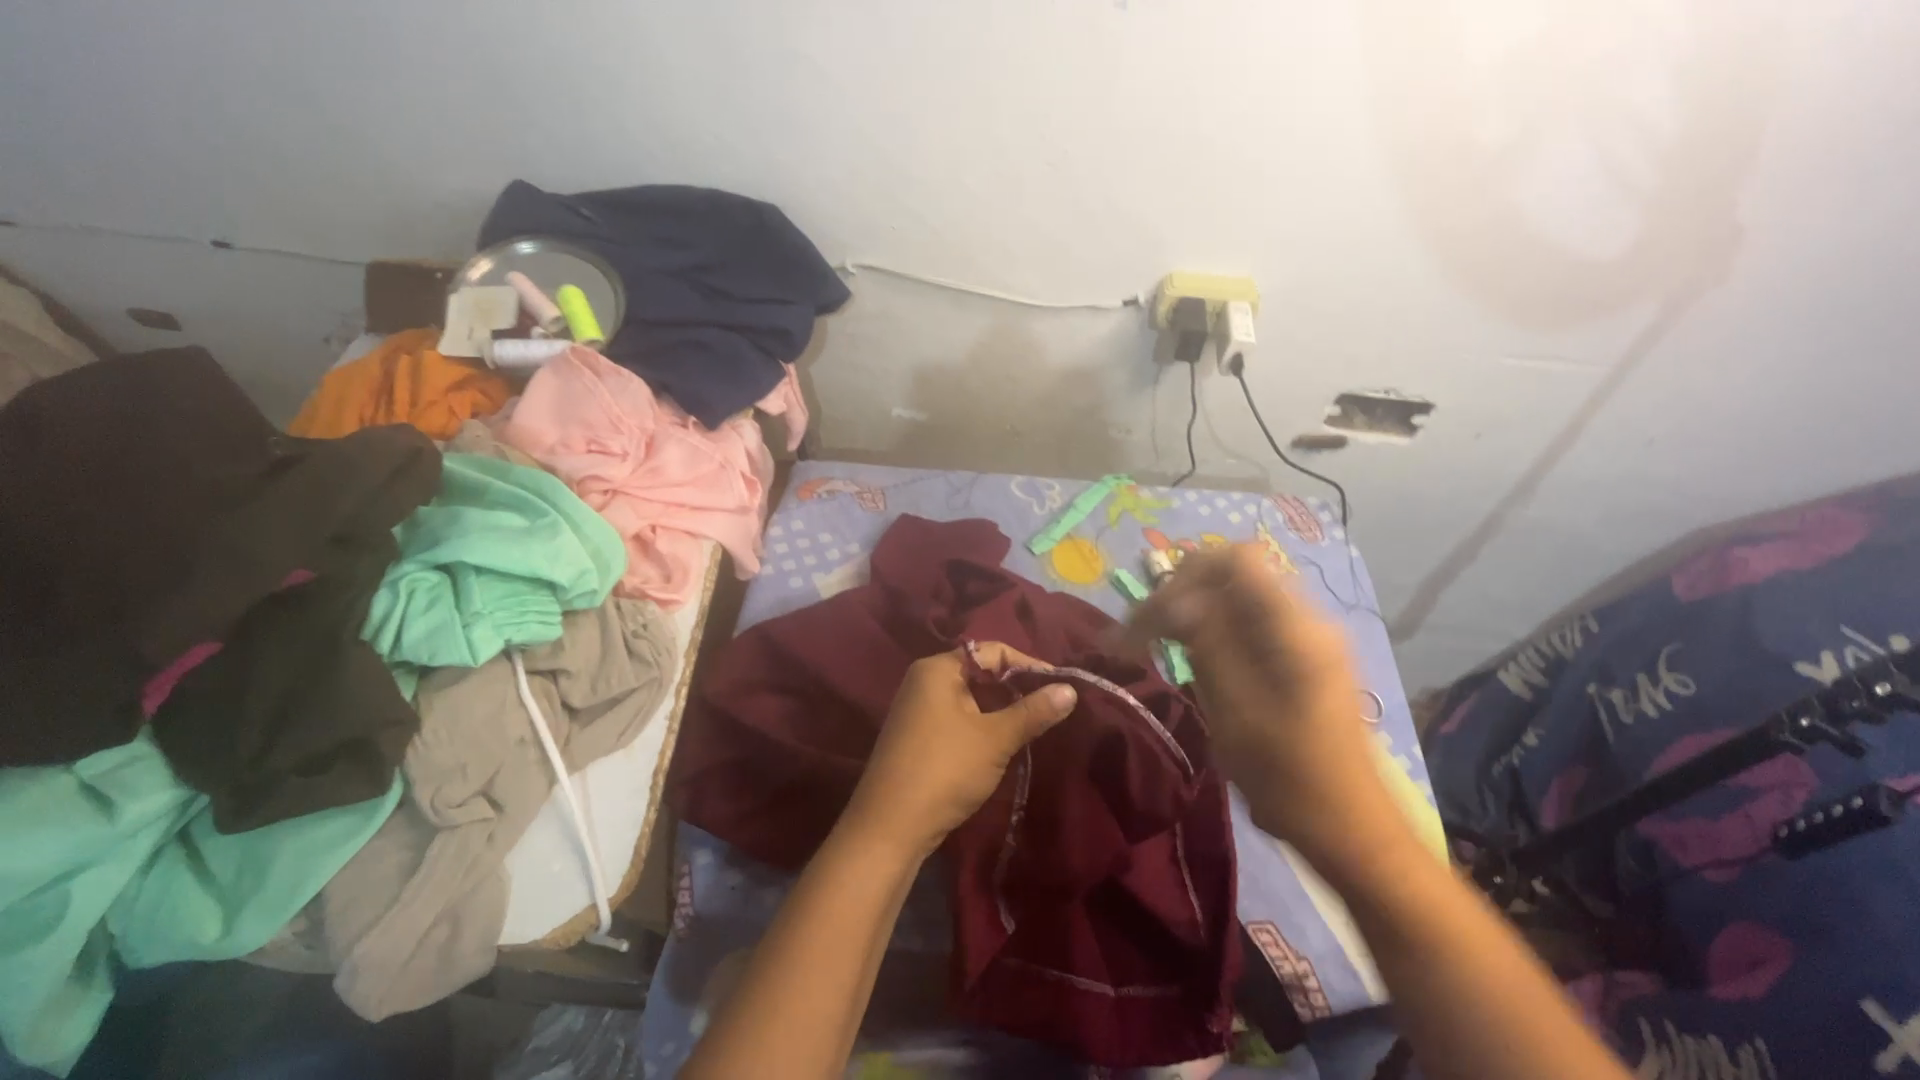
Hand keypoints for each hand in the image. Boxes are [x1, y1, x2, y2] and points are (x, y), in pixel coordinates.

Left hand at [841, 643, 1077, 859]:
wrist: (891, 827)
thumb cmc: (945, 770)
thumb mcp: (995, 739)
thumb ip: (1033, 712)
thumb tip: (1071, 689)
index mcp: (938, 669)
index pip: (992, 651)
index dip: (1030, 665)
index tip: (1061, 687)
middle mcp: (924, 681)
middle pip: (981, 673)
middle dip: (1017, 689)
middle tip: (1053, 708)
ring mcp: (918, 710)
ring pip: (972, 699)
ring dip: (1003, 711)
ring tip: (1037, 726)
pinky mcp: (919, 737)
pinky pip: (960, 720)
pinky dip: (984, 727)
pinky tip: (1007, 744)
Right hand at [1121, 546, 1400, 862]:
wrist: (1352, 831)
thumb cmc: (1293, 781)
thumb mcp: (1239, 714)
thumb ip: (1207, 646)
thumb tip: (1174, 600)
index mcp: (1297, 628)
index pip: (1234, 560)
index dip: (1183, 578)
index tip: (1148, 621)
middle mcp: (1308, 620)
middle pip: (1233, 575)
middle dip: (1181, 595)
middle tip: (1139, 635)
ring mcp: (1309, 638)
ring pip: (1237, 599)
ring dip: (1193, 614)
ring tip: (1155, 646)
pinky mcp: (1304, 659)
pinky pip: (1249, 624)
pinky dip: (1213, 632)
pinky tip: (1191, 661)